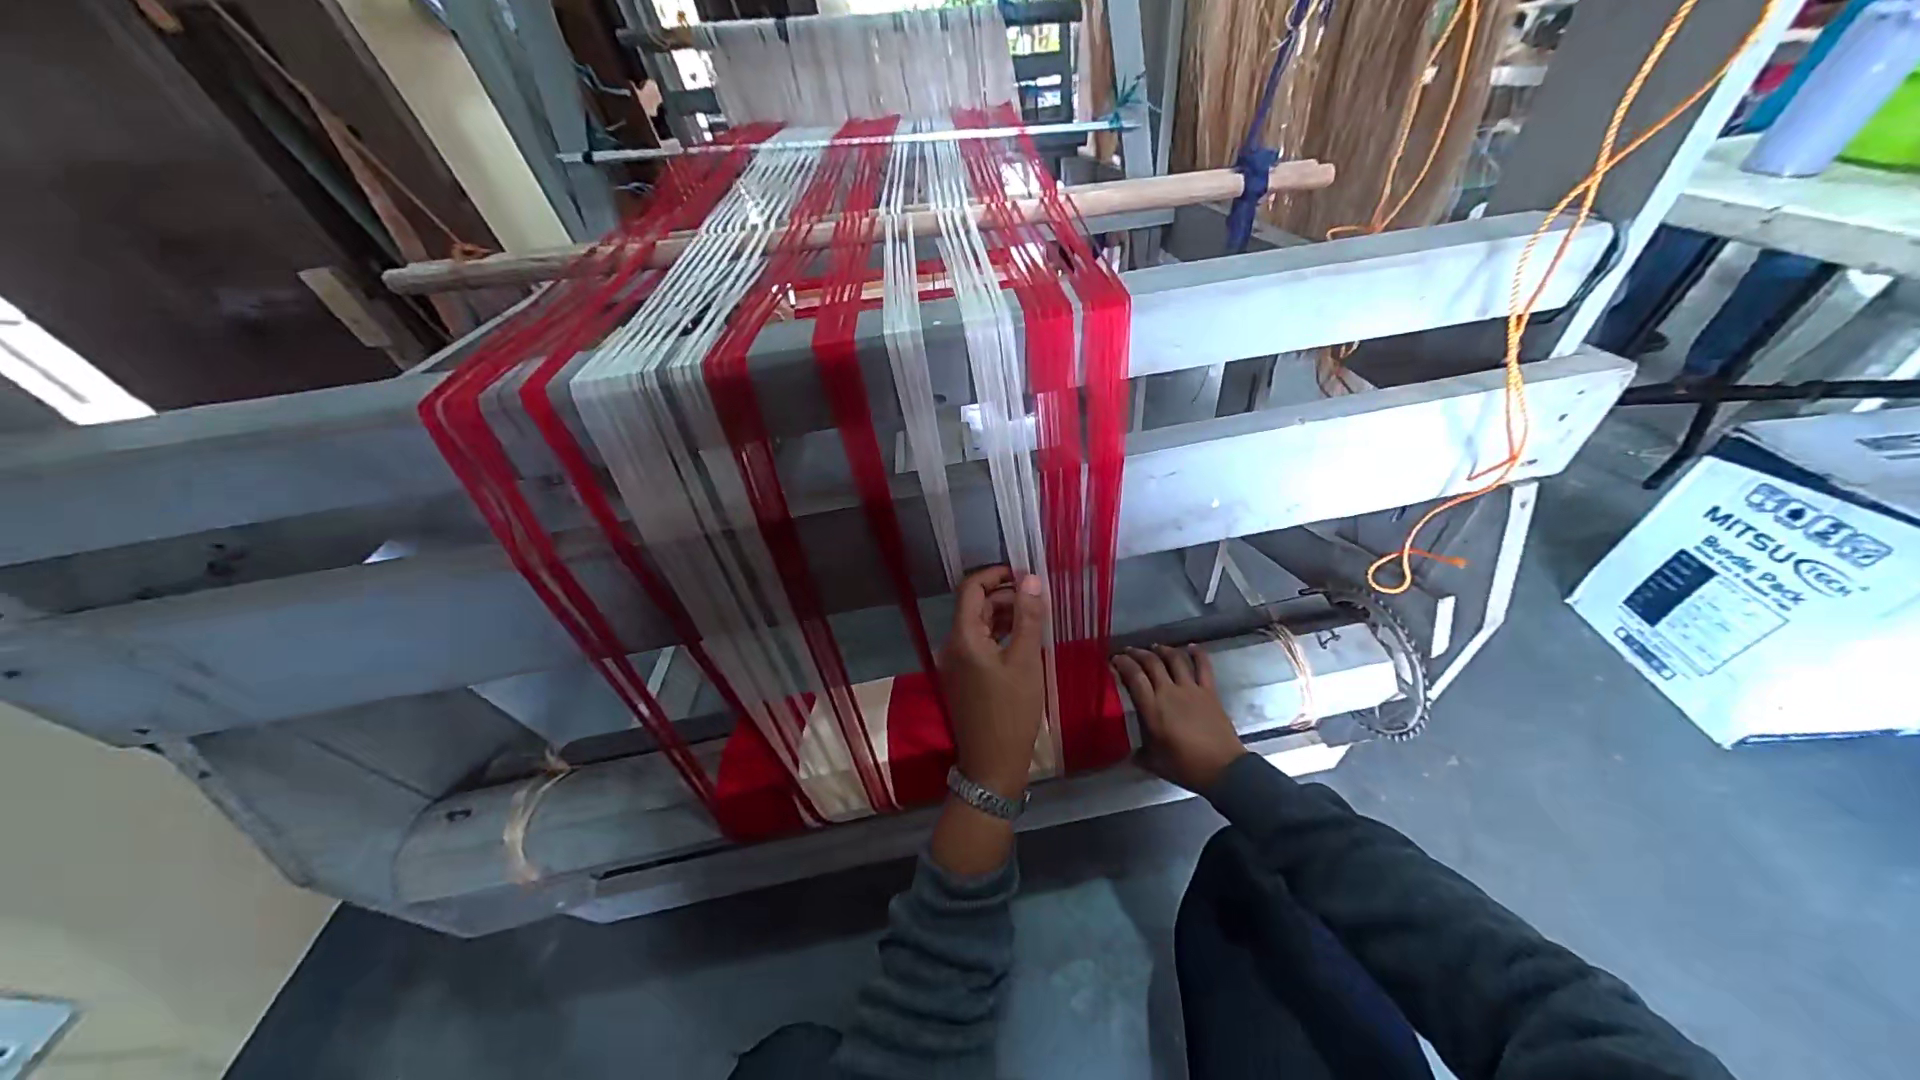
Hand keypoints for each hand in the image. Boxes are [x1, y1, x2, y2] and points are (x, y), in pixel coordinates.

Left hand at [939, 565, 1046, 798]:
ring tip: (1036, 617)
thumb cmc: (1011, 711)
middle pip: (975, 605)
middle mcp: (952, 644)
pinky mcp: (964, 676)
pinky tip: (1024, 639)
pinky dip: (1000, 634)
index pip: (971, 588)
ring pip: (979, 624)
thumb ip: (1028, 617)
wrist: (992, 763)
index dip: (996, 575)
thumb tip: (1031, 579)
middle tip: (1039, 599)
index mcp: (962, 637)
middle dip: (1005, 595)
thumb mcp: (1026, 661)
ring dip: (1005, 615)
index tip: (1025, 574)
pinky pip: (980, 643)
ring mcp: (956, 661)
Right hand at [1112, 645, 1246, 793]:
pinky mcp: (1210, 692)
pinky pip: (1203, 666)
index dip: (1122, 664)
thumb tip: (1129, 751)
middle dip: (1137, 653)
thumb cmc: (1186, 767)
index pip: (1134, 677)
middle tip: (1128, 651)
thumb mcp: (1154, 762)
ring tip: (1154, 647)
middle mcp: (1170, 693)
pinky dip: (1197, 653)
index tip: (1114, 660)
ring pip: (1174, 659)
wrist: (1223, 768)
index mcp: (1153, 709)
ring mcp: (1191, 689)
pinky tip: (1190, 647)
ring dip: (1162, 649)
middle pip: (1151, 663)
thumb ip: (1139, 752)